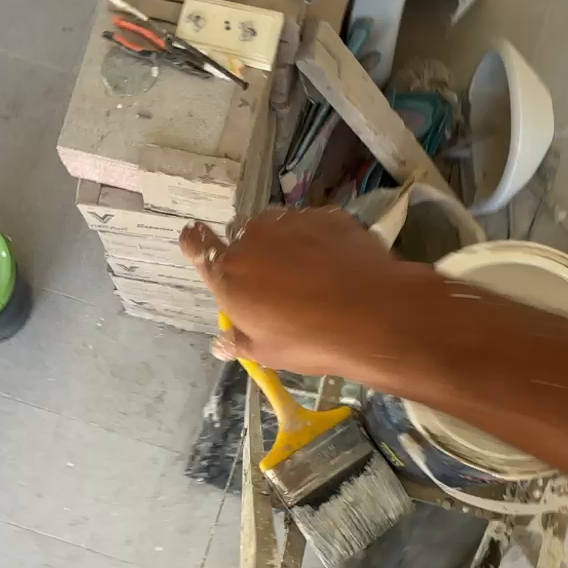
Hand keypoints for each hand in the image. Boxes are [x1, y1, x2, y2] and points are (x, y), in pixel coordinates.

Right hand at [180, 209, 438, 377]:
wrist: (370, 314)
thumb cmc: (308, 339)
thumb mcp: (267, 351)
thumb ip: (239, 342)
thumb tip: (220, 345)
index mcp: (228, 274)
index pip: (196, 245)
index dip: (197, 243)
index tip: (201, 243)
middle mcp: (252, 239)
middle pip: (240, 236)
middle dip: (251, 252)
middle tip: (274, 280)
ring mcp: (291, 222)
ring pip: (276, 226)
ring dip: (283, 243)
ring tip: (307, 271)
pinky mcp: (327, 216)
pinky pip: (312, 224)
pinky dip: (317, 239)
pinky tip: (335, 263)